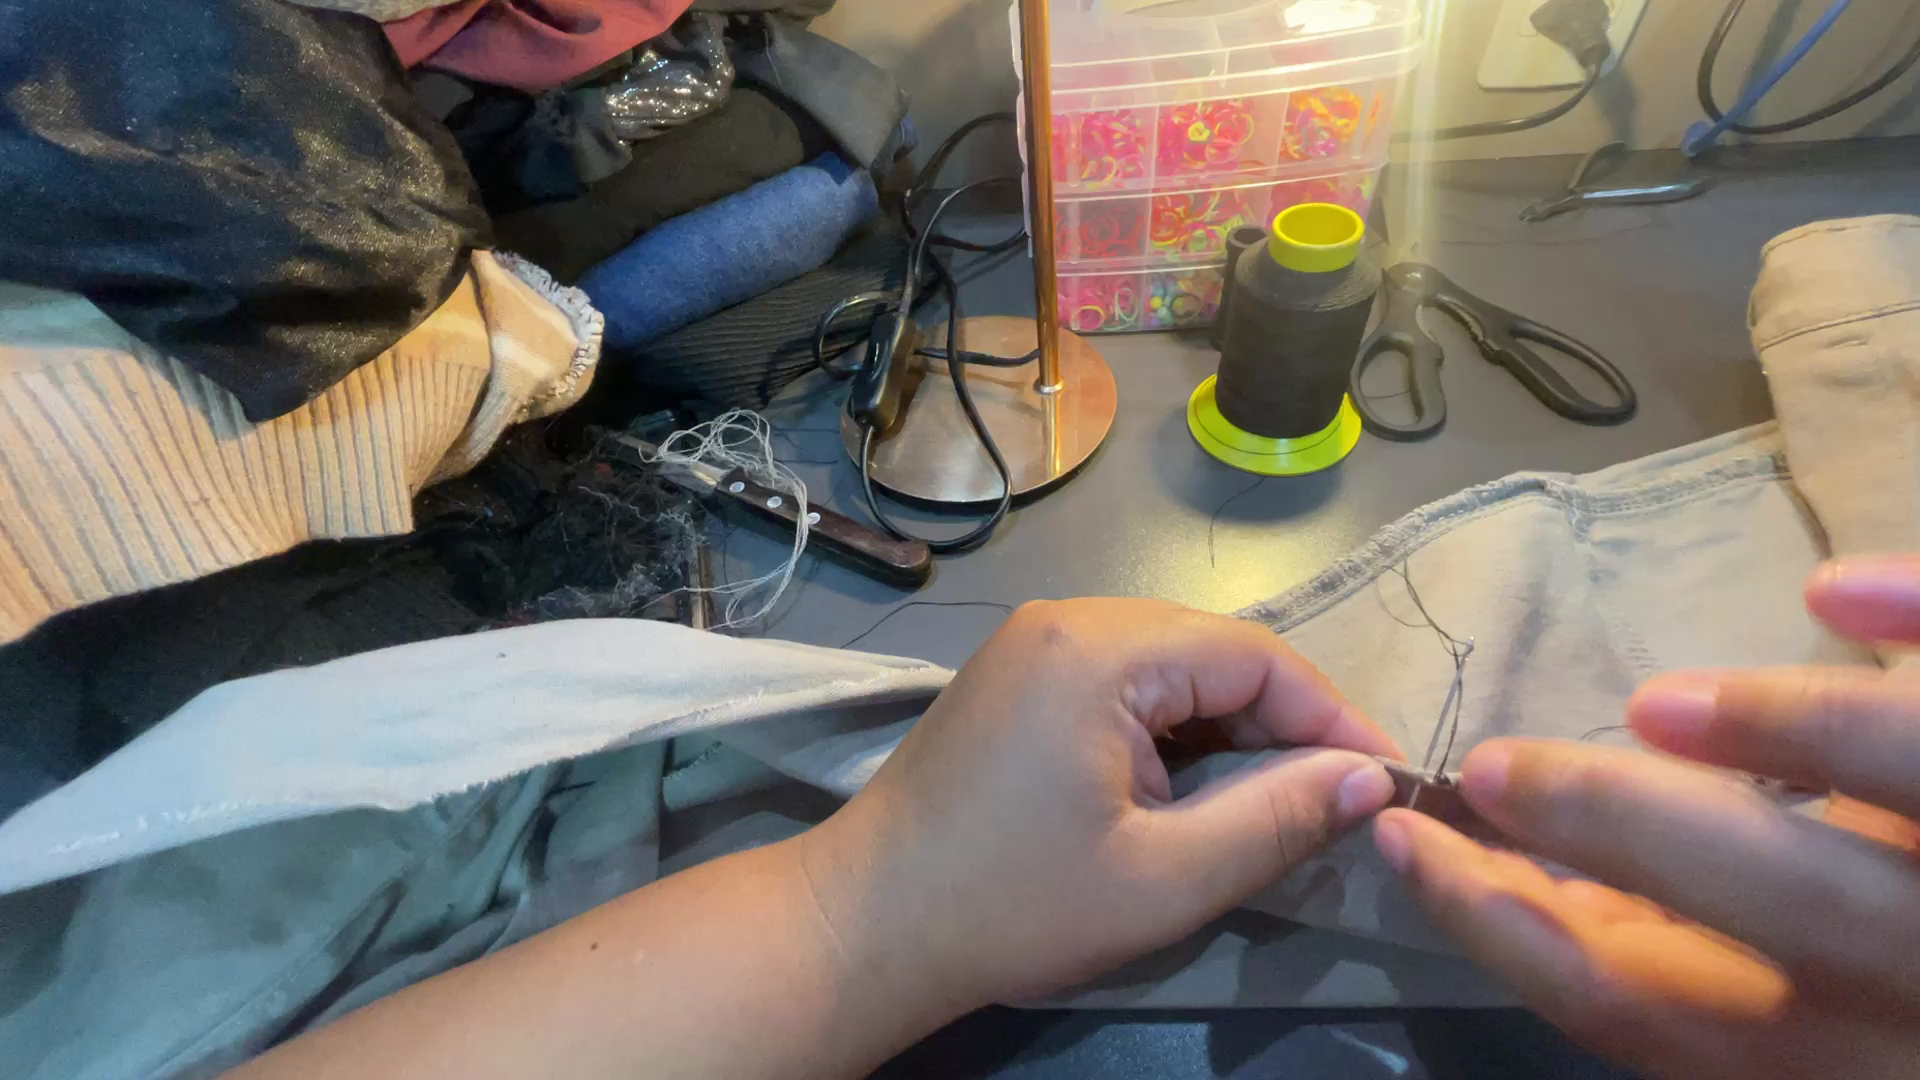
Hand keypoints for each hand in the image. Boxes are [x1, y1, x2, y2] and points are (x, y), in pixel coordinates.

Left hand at [800, 598, 1401, 1013]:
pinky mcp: (1017, 669)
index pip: (1250, 652)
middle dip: (1276, 718)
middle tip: (1326, 795)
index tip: (1382, 779)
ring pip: (1165, 659)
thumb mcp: (1163, 878)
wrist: (874, 914)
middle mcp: (1063, 618)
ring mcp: (1032, 639)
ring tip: (1261, 793)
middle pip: (1206, 647)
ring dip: (1222, 720)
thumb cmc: (1012, 903)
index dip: (1327, 713)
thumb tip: (1365, 777)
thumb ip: (1275, 818)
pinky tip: (1181, 776)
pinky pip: (1118, 674)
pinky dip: (1166, 720)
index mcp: (1096, 648)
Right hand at [1375, 555, 1919, 1078]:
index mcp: (1824, 1041)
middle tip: (1497, 764)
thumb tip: (1494, 825)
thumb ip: (1650, 935)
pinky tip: (1832, 590)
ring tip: (1661, 703)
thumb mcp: (1753, 1002)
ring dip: (1782, 721)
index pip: (1628, 996)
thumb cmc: (1855, 978)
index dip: (1490, 914)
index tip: (1403, 831)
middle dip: (1605, 814)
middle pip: (1772, 896)